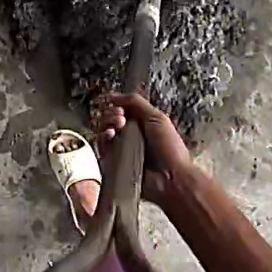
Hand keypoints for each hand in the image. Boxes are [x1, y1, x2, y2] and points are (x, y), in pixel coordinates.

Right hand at [91, 93, 201, 208]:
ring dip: (107, 122)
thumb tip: (114, 95)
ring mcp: (121, 148)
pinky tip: (111, 134)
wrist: (170, 177)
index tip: (116, 102)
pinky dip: (103, 136)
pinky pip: (101, 146)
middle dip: (111, 112)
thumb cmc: (169, 149)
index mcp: (141, 124)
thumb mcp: (156, 117)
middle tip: (121, 116)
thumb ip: (135, 102)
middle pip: (109, 118)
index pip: (120, 109)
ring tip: (118, 124)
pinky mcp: (112, 161)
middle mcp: (129, 136)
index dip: (116, 104)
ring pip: (102, 129)